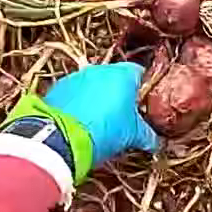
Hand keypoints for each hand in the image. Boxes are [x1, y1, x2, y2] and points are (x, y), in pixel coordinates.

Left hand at [39, 61, 158, 175]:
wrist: (59, 139)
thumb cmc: (105, 130)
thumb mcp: (133, 135)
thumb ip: (147, 134)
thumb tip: (154, 142)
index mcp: (123, 74)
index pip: (140, 73)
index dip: (142, 90)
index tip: (141, 107)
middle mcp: (100, 69)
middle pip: (115, 78)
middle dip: (118, 95)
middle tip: (122, 117)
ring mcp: (76, 77)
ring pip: (93, 85)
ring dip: (97, 99)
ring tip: (98, 123)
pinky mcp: (56, 89)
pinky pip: (73, 94)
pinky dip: (77, 105)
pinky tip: (79, 124)